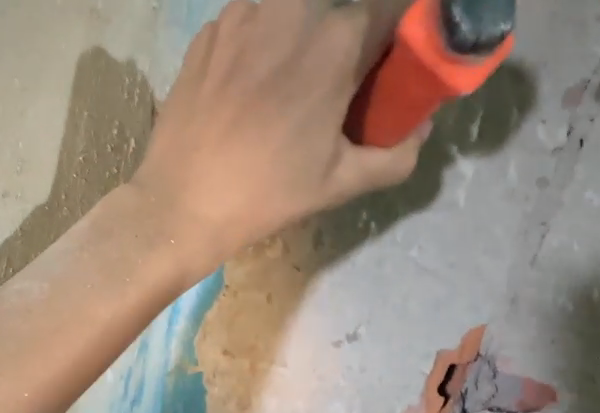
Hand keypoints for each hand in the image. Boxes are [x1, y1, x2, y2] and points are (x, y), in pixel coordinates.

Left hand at [130, 0, 428, 272]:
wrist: (179, 205)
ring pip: (292, 10)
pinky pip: (249, 22)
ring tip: (284, 89)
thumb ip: (396, 153)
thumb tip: (420, 128)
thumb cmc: (264, 196)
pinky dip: (257, 44)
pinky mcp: (207, 32)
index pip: (392, 11)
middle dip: (343, 41)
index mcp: (338, 39)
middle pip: (339, 9)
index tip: (383, 72)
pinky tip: (246, 88)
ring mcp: (243, 14)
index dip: (395, 39)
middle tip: (330, 89)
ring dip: (298, 37)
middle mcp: (294, 8)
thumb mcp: (340, 183)